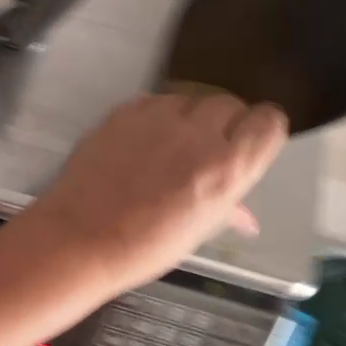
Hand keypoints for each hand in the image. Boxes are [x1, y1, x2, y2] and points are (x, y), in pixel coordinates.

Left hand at [20, 93, 286, 291]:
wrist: (76, 240)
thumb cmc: (141, 248)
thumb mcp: (197, 232)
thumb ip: (225, 207)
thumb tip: (243, 214)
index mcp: (228, 167)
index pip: (268, 120)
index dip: (258, 131)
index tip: (247, 143)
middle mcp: (197, 135)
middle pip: (228, 104)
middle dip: (221, 123)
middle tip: (203, 148)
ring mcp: (156, 120)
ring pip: (188, 98)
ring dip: (185, 116)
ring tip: (167, 146)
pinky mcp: (120, 115)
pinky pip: (149, 102)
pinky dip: (151, 116)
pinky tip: (138, 142)